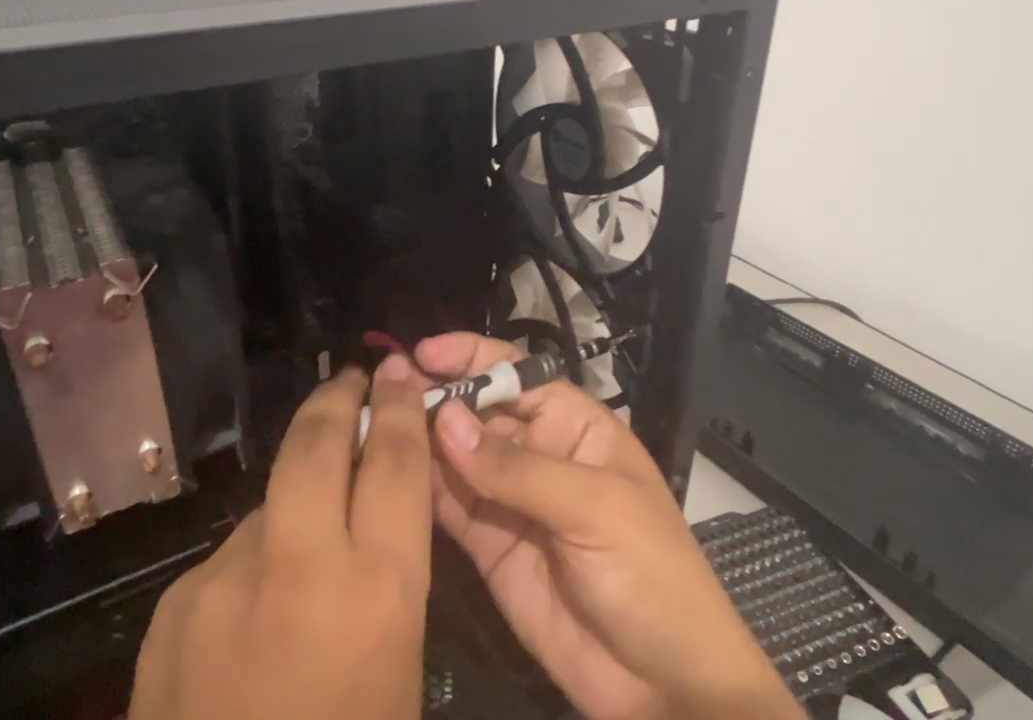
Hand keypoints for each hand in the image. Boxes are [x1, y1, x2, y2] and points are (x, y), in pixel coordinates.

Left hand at [131, 357, 430, 719]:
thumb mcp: (400, 670)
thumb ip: (386, 584)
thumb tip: (367, 525)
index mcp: (378, 588)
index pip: (396, 465)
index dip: (402, 410)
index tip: (398, 374)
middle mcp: (301, 562)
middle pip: (317, 444)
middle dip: (337, 399)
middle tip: (352, 378)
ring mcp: (226, 577)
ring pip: (269, 505)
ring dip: (294, 504)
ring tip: (306, 549)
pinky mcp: (175, 602)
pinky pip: (229, 561)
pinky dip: (252, 568)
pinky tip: (253, 621)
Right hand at [417, 333, 801, 719]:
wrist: (659, 680)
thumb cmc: (647, 571)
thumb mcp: (594, 506)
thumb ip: (517, 467)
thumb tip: (445, 418)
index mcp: (577, 428)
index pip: (520, 376)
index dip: (473, 360)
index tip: (422, 353)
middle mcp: (539, 455)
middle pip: (480, 413)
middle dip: (436, 397)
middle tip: (384, 389)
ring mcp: (511, 501)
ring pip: (457, 457)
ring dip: (419, 439)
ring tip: (373, 423)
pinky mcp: (488, 546)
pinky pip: (449, 506)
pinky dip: (419, 488)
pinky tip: (386, 471)